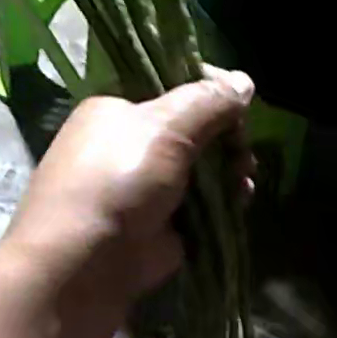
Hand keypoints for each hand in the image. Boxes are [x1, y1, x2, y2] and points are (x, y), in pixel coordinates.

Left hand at [0, 69, 254, 315]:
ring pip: (210, 166)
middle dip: (229, 138)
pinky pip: (211, 199)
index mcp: (123, 109)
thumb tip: (245, 80)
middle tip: (243, 153)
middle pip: (201, 129)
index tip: (239, 109)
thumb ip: (207, 103)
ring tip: (244, 181)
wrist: (91, 257)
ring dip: (233, 170)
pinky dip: (229, 198)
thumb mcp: (163, 129)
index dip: (214, 95)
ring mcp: (156, 183)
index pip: (178, 89)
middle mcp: (137, 142)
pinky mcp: (173, 217)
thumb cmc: (119, 180)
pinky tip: (241, 200)